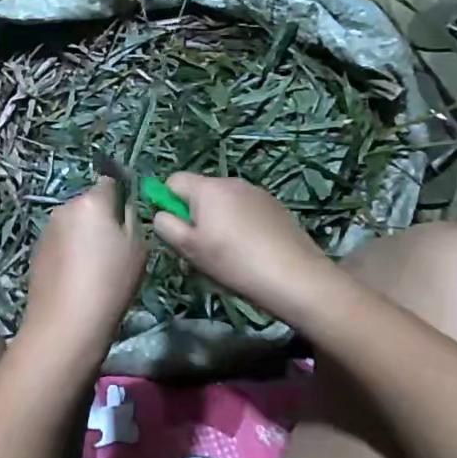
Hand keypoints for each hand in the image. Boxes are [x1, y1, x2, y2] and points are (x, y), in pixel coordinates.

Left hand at [21, 178, 147, 366]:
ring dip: (83, 236)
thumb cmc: (110, 282)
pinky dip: (69, 253)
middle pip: (88, 205)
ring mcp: (46, 230)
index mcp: (91, 202)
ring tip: (94, 269)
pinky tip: (75, 278)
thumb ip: (130, 219)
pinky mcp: (36, 252)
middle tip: (114, 249)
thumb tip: (122, 207)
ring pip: (73, 225)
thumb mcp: (137, 248)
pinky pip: (60, 243)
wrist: (65, 322)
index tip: (127, 221)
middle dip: (100, 219)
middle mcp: (64, 208)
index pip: (109, 183)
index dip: (120, 197)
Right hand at [151, 174, 334, 312]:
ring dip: (218, 220)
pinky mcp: (276, 207)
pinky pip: (246, 210)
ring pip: (224, 202)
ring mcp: (257, 193)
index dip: (168, 202)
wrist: (294, 276)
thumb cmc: (233, 261)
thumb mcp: (189, 248)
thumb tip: (162, 215)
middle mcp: (232, 182)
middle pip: (200, 191)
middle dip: (195, 214)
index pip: (173, 181)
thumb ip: (166, 226)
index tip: (178, 230)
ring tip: (229, 253)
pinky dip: (241, 225)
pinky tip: (251, 251)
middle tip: (202, 247)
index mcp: (207, 188)